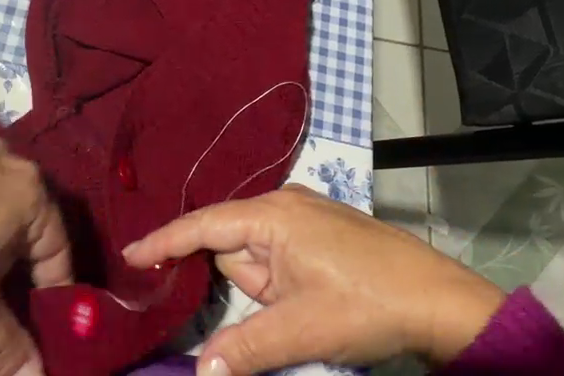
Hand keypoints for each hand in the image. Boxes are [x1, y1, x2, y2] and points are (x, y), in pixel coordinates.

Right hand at [123, 185, 506, 375]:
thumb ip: (244, 349)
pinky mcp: (321, 231)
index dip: (164, 241)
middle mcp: (283, 204)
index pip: (203, 226)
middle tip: (272, 314)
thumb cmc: (364, 303)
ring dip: (265, 290)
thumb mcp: (300, 331)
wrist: (435, 298)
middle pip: (233, 245)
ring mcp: (305, 215)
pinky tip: (302, 304)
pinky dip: (278, 282)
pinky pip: (279, 255)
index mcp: (272, 215)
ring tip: (302, 313)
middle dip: (241, 286)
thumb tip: (201, 371)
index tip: (129, 255)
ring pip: (258, 256)